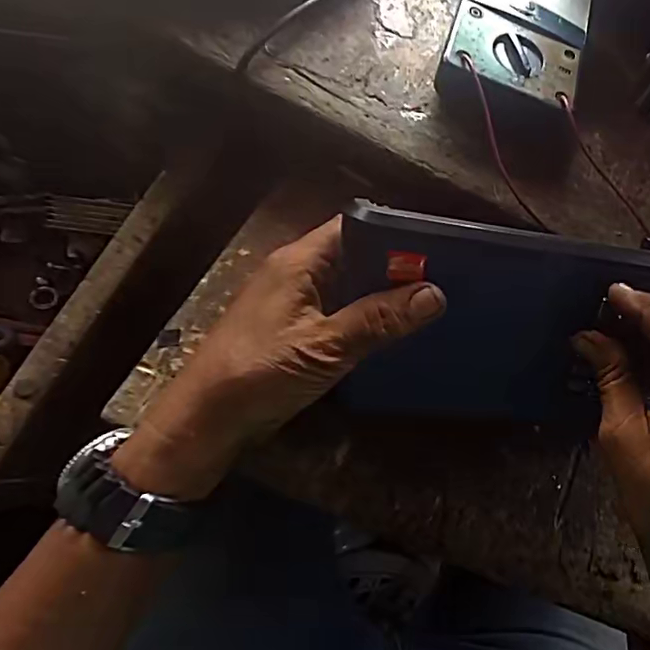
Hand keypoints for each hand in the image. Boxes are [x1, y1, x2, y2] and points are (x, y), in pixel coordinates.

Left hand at [113, 216, 445, 498]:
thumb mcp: (325, 346)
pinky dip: (371, 315)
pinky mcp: (300, 330)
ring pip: (353, 285)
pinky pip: (345, 311)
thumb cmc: (257, 373)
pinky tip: (398, 329)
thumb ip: (378, 319)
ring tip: (432, 300)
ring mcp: (298, 303)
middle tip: (444, 275)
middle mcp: (299, 274)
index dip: (394, 231)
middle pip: (358, 255)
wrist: (205, 422)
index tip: (435, 245)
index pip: (354, 226)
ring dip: (386, 293)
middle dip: (398, 264)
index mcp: (299, 263)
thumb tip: (434, 295)